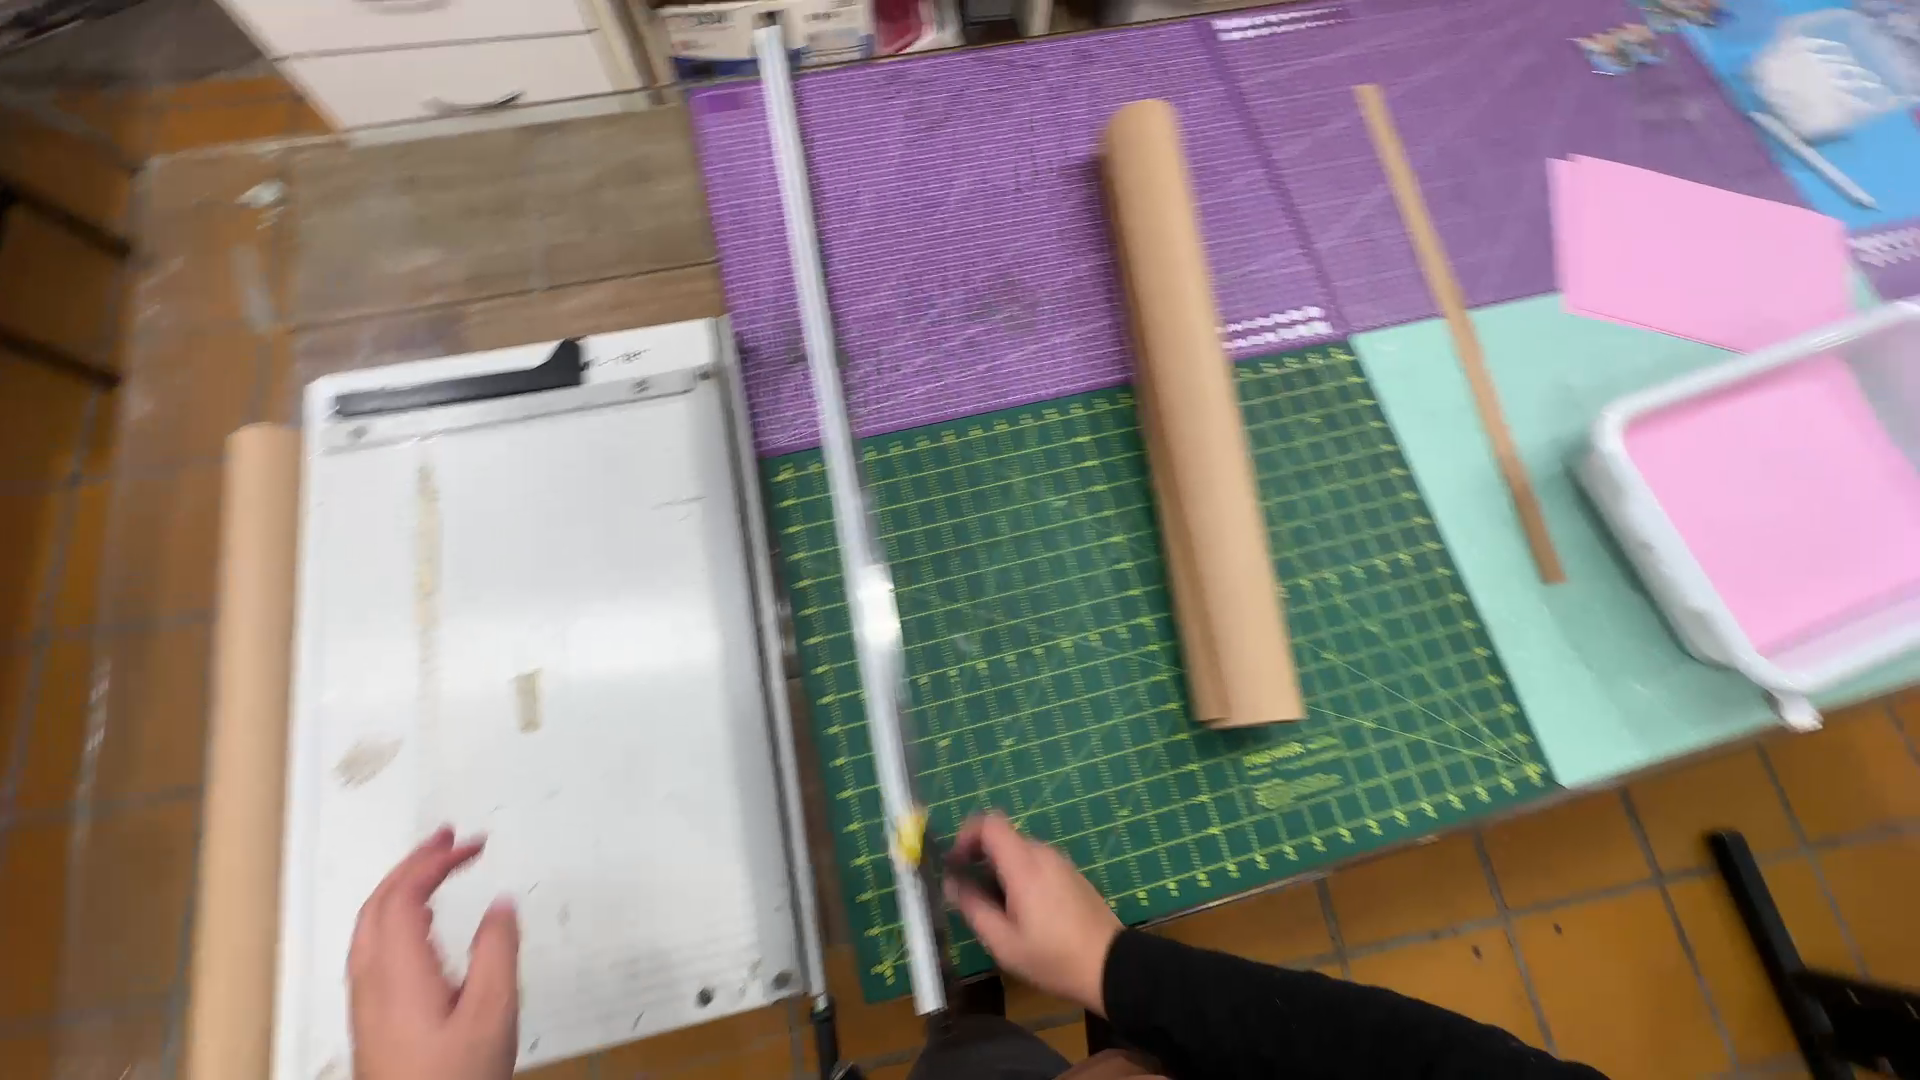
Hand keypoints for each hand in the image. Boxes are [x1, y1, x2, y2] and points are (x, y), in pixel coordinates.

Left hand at [349, 827, 520, 1079]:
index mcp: (399, 973)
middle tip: (448, 837)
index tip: (472, 842)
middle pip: (377, 905)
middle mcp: (372, 983)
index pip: (404, 896)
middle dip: (412, 862)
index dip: (435, 859)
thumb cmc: (456, 1078)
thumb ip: (497, 950)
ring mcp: (367, 1003)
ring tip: (436, 865)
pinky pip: (374, 947)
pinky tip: (421, 919)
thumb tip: (500, 905)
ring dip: (402, 886)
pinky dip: (397, 914)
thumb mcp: (493, 1010)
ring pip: (370, 927)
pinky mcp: (373, 1018)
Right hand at [944, 812, 1121, 1015]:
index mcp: (1024, 864)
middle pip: (1003, 837)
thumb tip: (952, 883)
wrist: (1111, 966)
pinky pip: (1037, 862)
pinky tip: (1023, 910)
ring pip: (1019, 851)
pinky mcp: (1071, 873)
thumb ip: (973, 907)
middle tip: (970, 891)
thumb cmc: (1053, 957)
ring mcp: (1060, 862)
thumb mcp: (1004, 943)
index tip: (956, 862)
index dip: (967, 834)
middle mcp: (1042, 853)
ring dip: (1000, 868)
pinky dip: (1020, 874)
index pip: (990, 823)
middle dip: (981, 857)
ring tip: (996, 907)